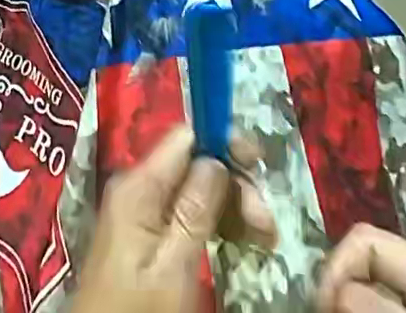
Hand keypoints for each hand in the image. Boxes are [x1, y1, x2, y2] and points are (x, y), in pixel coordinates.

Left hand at [70, 126, 275, 312]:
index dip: (224, 142)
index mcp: (139, 186)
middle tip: (266, 223)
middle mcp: (139, 187)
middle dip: (234, 184)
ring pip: (196, 188)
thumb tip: (217, 158)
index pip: (186, 136)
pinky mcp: (147, 233)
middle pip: (195, 163)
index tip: (257, 165)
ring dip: (232, 206)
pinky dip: (217, 222)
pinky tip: (242, 241)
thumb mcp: (172, 269)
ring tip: (264, 238)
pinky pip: (187, 212)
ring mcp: (142, 210)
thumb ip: (194, 210)